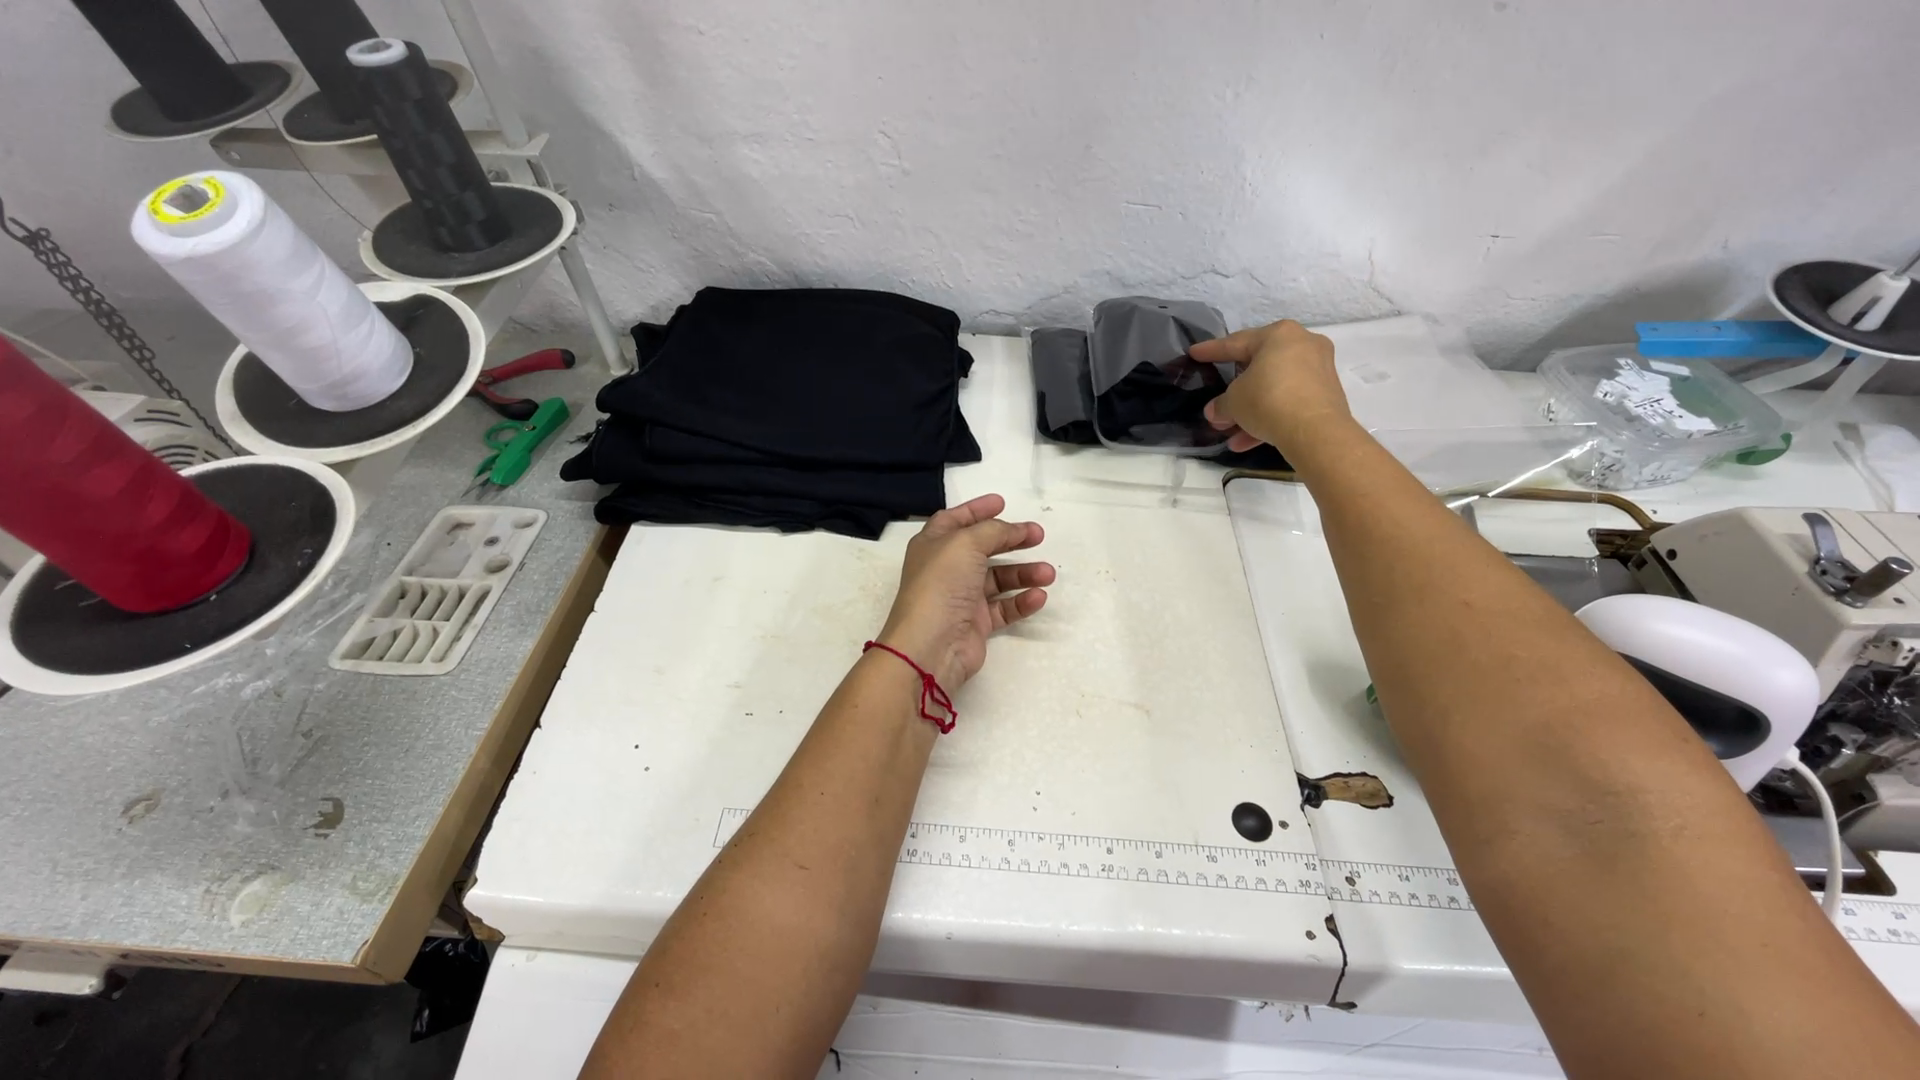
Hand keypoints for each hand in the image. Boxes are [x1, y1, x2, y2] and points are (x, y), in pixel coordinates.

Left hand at [875, 493, 1052, 691]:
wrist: (931, 645)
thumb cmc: (942, 584)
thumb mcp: (966, 543)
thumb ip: (993, 531)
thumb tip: (1012, 529)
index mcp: (933, 544)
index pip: (955, 520)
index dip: (977, 510)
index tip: (1002, 503)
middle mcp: (946, 569)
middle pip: (982, 547)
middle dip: (1010, 539)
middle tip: (1038, 535)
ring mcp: (960, 597)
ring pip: (997, 579)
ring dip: (1023, 573)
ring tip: (1048, 573)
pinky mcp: (975, 624)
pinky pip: (1003, 608)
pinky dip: (1021, 601)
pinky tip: (1038, 596)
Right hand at [1188, 319, 1348, 456]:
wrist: (1315, 430)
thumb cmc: (1268, 399)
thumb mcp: (1234, 401)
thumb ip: (1221, 404)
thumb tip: (1215, 412)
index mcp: (1279, 335)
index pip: (1236, 342)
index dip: (1212, 350)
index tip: (1195, 353)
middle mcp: (1303, 345)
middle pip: (1259, 367)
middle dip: (1235, 390)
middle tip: (1217, 401)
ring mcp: (1318, 371)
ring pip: (1274, 389)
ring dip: (1250, 411)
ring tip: (1228, 433)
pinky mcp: (1326, 396)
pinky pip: (1289, 403)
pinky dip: (1270, 418)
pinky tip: (1246, 443)